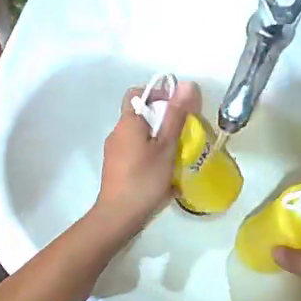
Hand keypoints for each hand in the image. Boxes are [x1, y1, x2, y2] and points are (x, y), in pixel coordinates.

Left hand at [89, 81, 199, 237]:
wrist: (119, 216)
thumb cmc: (144, 179)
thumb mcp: (166, 147)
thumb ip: (176, 116)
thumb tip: (185, 84)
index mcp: (127, 122)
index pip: (137, 93)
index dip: (158, 95)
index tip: (177, 109)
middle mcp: (117, 133)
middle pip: (141, 116)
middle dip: (163, 121)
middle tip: (183, 135)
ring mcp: (115, 153)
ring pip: (140, 136)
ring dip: (159, 141)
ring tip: (177, 155)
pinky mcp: (117, 169)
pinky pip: (136, 153)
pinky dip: (151, 156)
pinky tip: (165, 173)